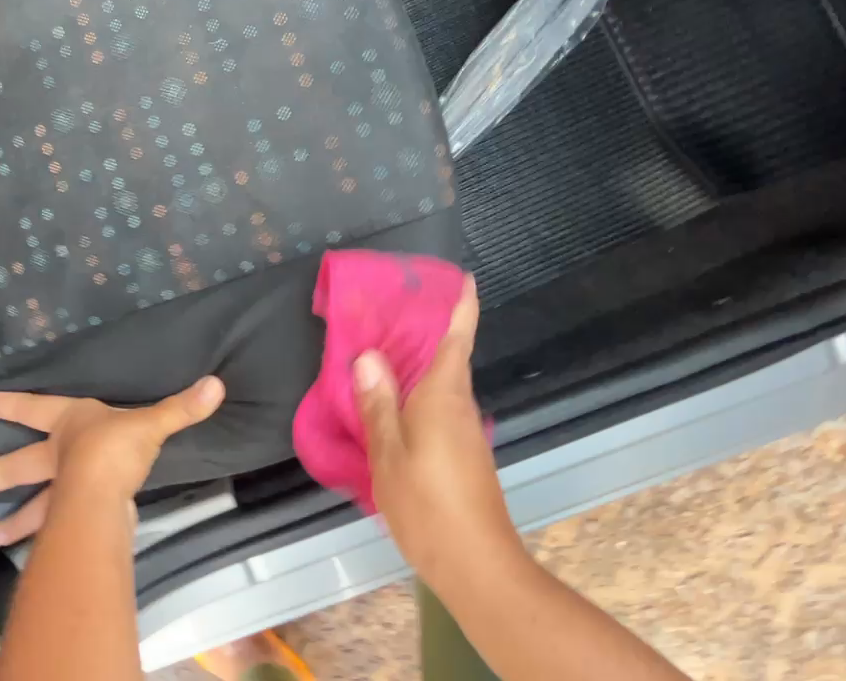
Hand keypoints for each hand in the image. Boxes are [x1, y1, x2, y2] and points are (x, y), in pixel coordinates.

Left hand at [0, 376, 226, 545]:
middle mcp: (57, 454)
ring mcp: (60, 490)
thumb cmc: (118, 445)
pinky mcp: (70, 520)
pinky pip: (53, 528)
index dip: (1, 404)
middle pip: (12, 466)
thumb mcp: (152, 422)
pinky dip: (44, 538)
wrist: (108, 488)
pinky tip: (39, 555)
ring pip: (28, 504)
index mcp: (70, 422)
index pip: (29, 408)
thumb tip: (216, 384)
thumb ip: (182, 407)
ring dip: (10, 520)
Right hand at [354, 277, 519, 586]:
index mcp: (443, 395)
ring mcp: (462, 430)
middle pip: (447, 354)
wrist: (477, 567)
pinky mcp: (460, 452)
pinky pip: (435, 404)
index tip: (461, 277)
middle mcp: (458, 405)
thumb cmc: (430, 506)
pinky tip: (388, 399)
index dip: (461, 305)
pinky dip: (415, 389)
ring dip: (416, 359)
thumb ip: (378, 404)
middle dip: (426, 327)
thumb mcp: (389, 454)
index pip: (457, 337)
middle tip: (390, 304)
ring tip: (378, 345)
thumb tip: (368, 356)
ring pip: (439, 380)